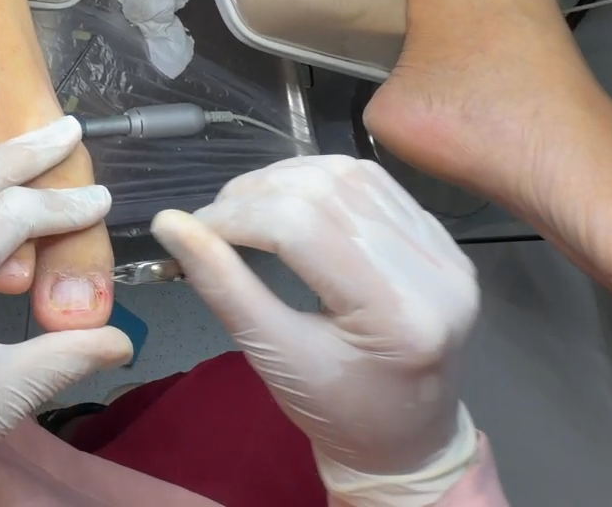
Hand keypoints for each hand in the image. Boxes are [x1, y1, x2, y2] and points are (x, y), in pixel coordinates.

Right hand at [153, 155, 478, 482]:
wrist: (408, 440)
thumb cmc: (336, 410)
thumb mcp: (271, 356)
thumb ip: (221, 285)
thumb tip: (167, 222)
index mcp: (397, 316)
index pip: (300, 227)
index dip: (234, 217)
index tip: (192, 231)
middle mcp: (434, 273)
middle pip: (321, 189)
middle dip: (252, 195)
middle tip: (216, 223)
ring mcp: (444, 250)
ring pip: (343, 171)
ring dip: (281, 179)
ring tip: (249, 210)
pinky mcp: (439, 237)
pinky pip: (368, 178)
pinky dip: (315, 178)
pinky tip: (291, 200)